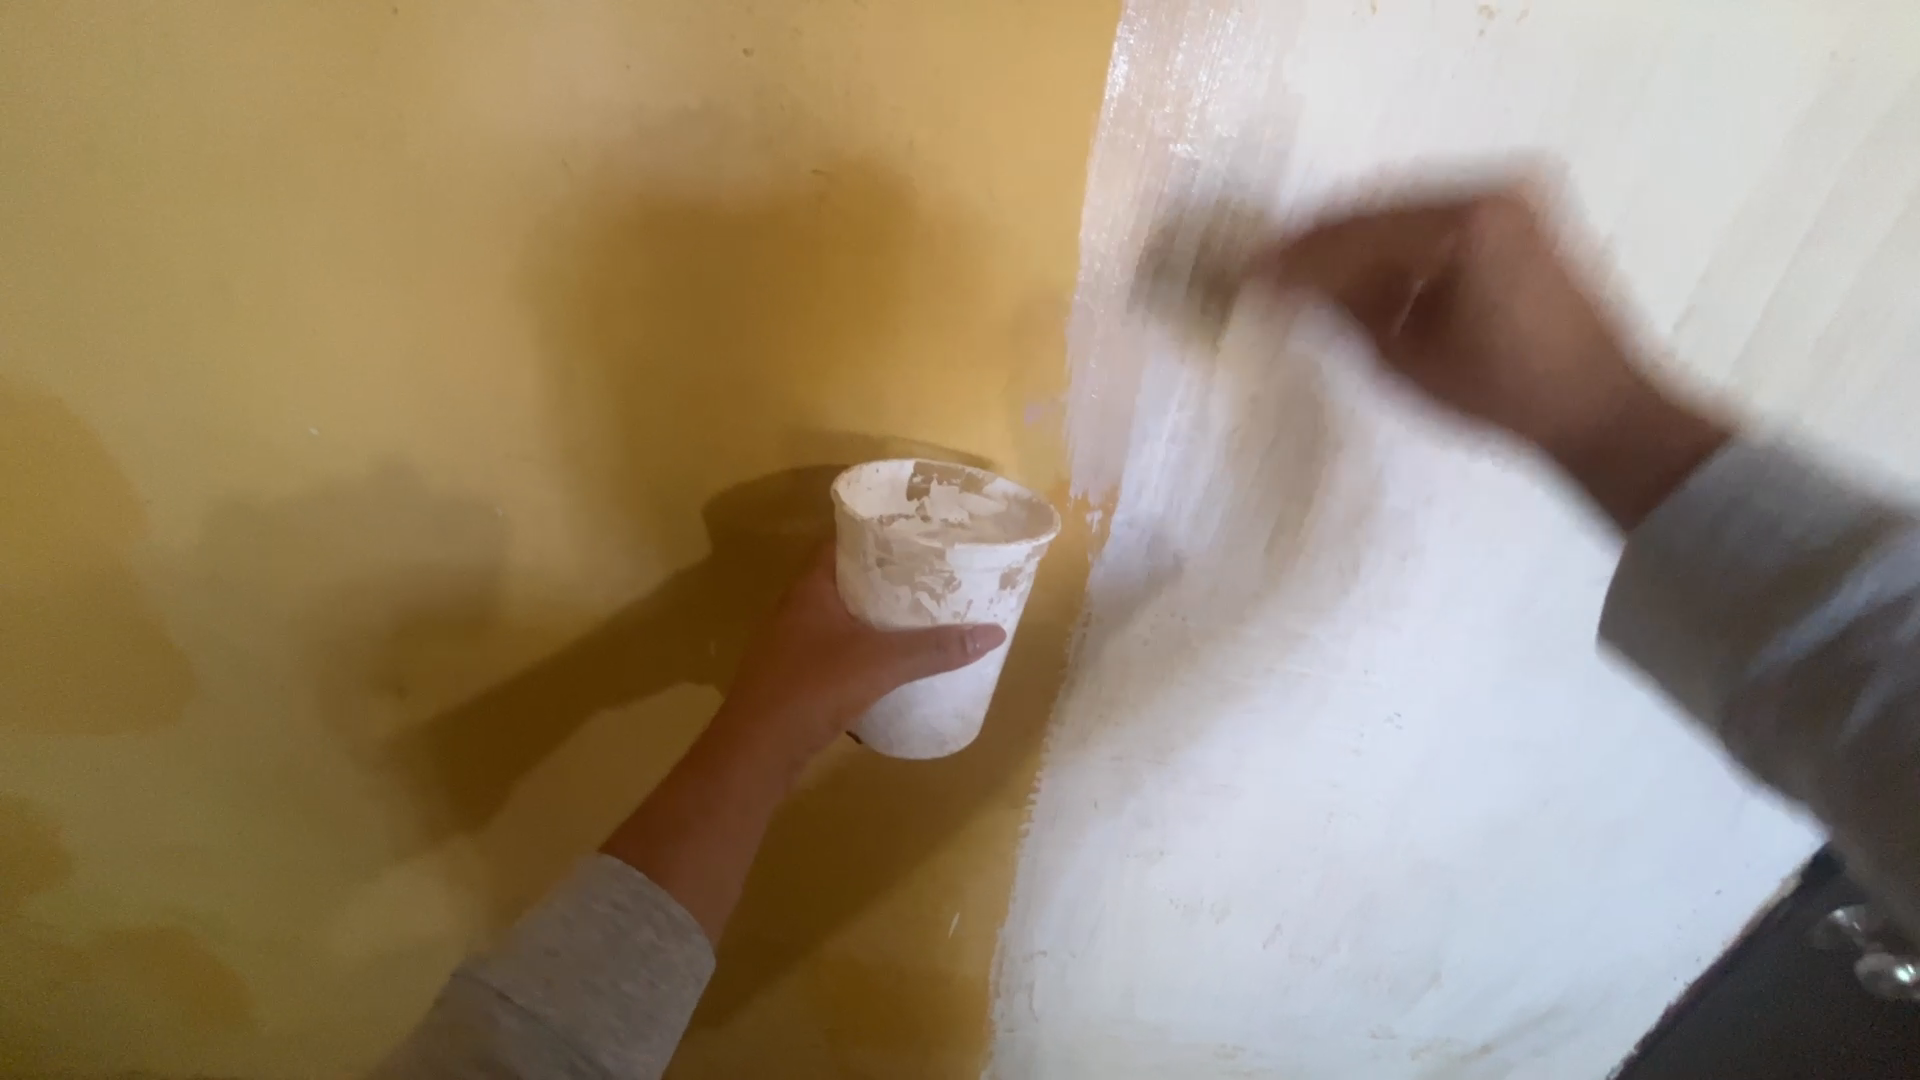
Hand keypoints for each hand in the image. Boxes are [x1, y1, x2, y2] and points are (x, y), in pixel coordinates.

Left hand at [707, 545, 1007, 776]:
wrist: (755, 752)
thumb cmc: (812, 689)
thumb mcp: (881, 663)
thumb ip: (935, 649)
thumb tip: (993, 632)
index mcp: (811, 586)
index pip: (843, 540)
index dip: (877, 532)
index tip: (915, 533)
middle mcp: (798, 606)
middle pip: (846, 577)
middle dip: (885, 575)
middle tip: (929, 573)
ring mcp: (793, 642)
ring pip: (841, 614)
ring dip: (874, 613)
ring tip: (918, 612)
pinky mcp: (796, 674)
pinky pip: (836, 646)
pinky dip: (863, 645)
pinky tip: (890, 659)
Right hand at [1257, 186, 1646, 457]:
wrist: (1597, 406)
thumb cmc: (1497, 390)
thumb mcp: (1401, 357)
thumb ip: (1341, 309)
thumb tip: (1285, 286)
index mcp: (1465, 223)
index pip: (1353, 235)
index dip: (1294, 259)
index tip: (1248, 276)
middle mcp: (1491, 191)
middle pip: (1374, 213)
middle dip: (1315, 246)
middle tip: (1265, 272)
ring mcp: (1511, 197)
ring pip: (1398, 214)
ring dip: (1346, 244)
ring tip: (1297, 275)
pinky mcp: (1517, 216)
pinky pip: (1428, 222)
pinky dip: (1385, 245)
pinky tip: (1354, 271)